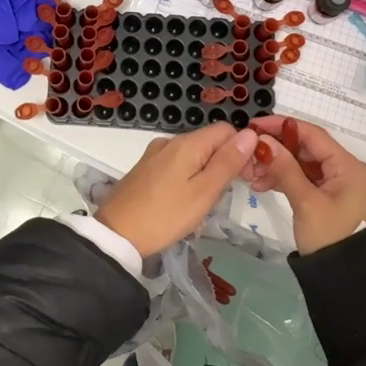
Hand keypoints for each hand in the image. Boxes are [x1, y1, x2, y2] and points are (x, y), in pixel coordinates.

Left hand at [97, 124, 256, 256]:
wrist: (116, 234)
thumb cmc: (165, 215)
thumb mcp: (204, 192)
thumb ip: (228, 162)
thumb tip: (250, 133)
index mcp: (187, 143)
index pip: (226, 130)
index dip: (242, 150)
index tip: (245, 178)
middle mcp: (170, 142)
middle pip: (209, 142)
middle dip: (223, 164)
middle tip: (222, 197)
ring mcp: (154, 155)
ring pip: (194, 156)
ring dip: (206, 175)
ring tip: (203, 204)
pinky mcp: (145, 170)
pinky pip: (177, 166)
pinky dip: (188, 180)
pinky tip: (183, 203)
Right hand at [243, 116, 365, 253]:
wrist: (346, 279)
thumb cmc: (329, 236)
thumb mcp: (305, 201)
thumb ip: (285, 168)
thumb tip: (264, 141)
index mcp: (346, 165)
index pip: (312, 134)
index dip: (282, 126)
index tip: (255, 125)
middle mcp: (342, 169)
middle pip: (305, 148)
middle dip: (276, 149)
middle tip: (249, 152)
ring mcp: (334, 184)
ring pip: (300, 164)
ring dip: (276, 165)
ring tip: (251, 173)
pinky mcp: (325, 197)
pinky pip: (301, 179)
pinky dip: (282, 179)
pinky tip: (260, 184)